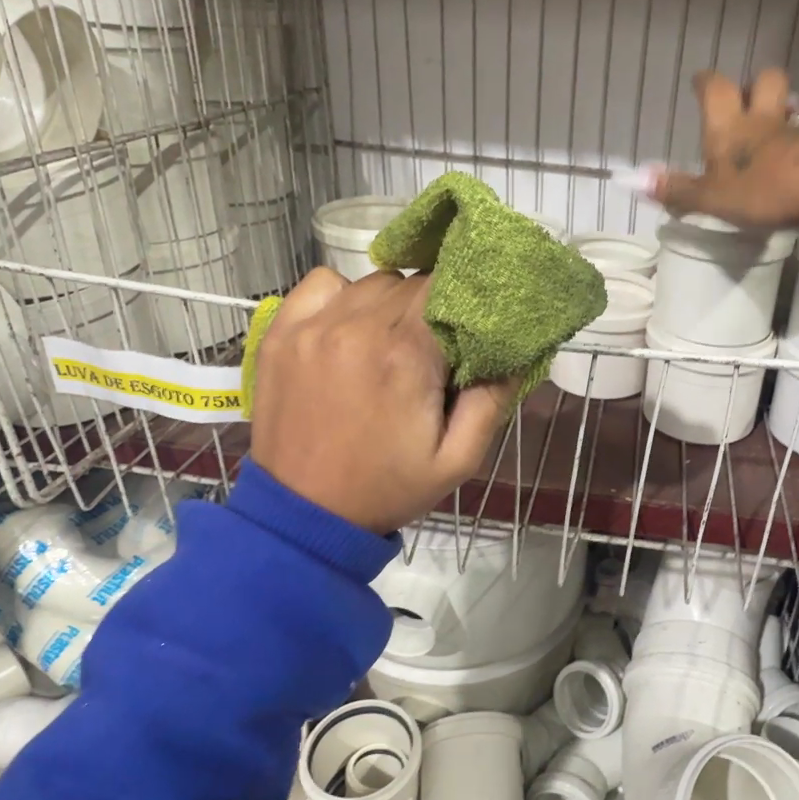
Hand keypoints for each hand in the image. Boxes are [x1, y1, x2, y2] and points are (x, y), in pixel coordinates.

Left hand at [249, 269, 514, 534]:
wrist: (303, 516)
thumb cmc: (385, 489)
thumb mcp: (457, 461)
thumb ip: (492, 402)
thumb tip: (516, 351)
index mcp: (406, 355)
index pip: (448, 288)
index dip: (463, 305)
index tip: (467, 332)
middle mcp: (358, 326)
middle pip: (412, 284)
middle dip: (430, 311)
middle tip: (431, 352)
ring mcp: (314, 325)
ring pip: (372, 282)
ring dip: (389, 305)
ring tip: (389, 345)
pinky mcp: (282, 332)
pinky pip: (322, 284)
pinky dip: (342, 296)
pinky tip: (348, 328)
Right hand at [653, 68, 798, 226]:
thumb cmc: (762, 191)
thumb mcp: (711, 198)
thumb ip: (678, 190)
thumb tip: (636, 180)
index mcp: (729, 126)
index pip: (715, 88)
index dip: (705, 82)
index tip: (700, 82)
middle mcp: (763, 119)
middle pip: (765, 80)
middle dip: (756, 84)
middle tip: (749, 101)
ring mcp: (798, 130)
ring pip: (791, 107)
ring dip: (783, 112)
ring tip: (776, 132)